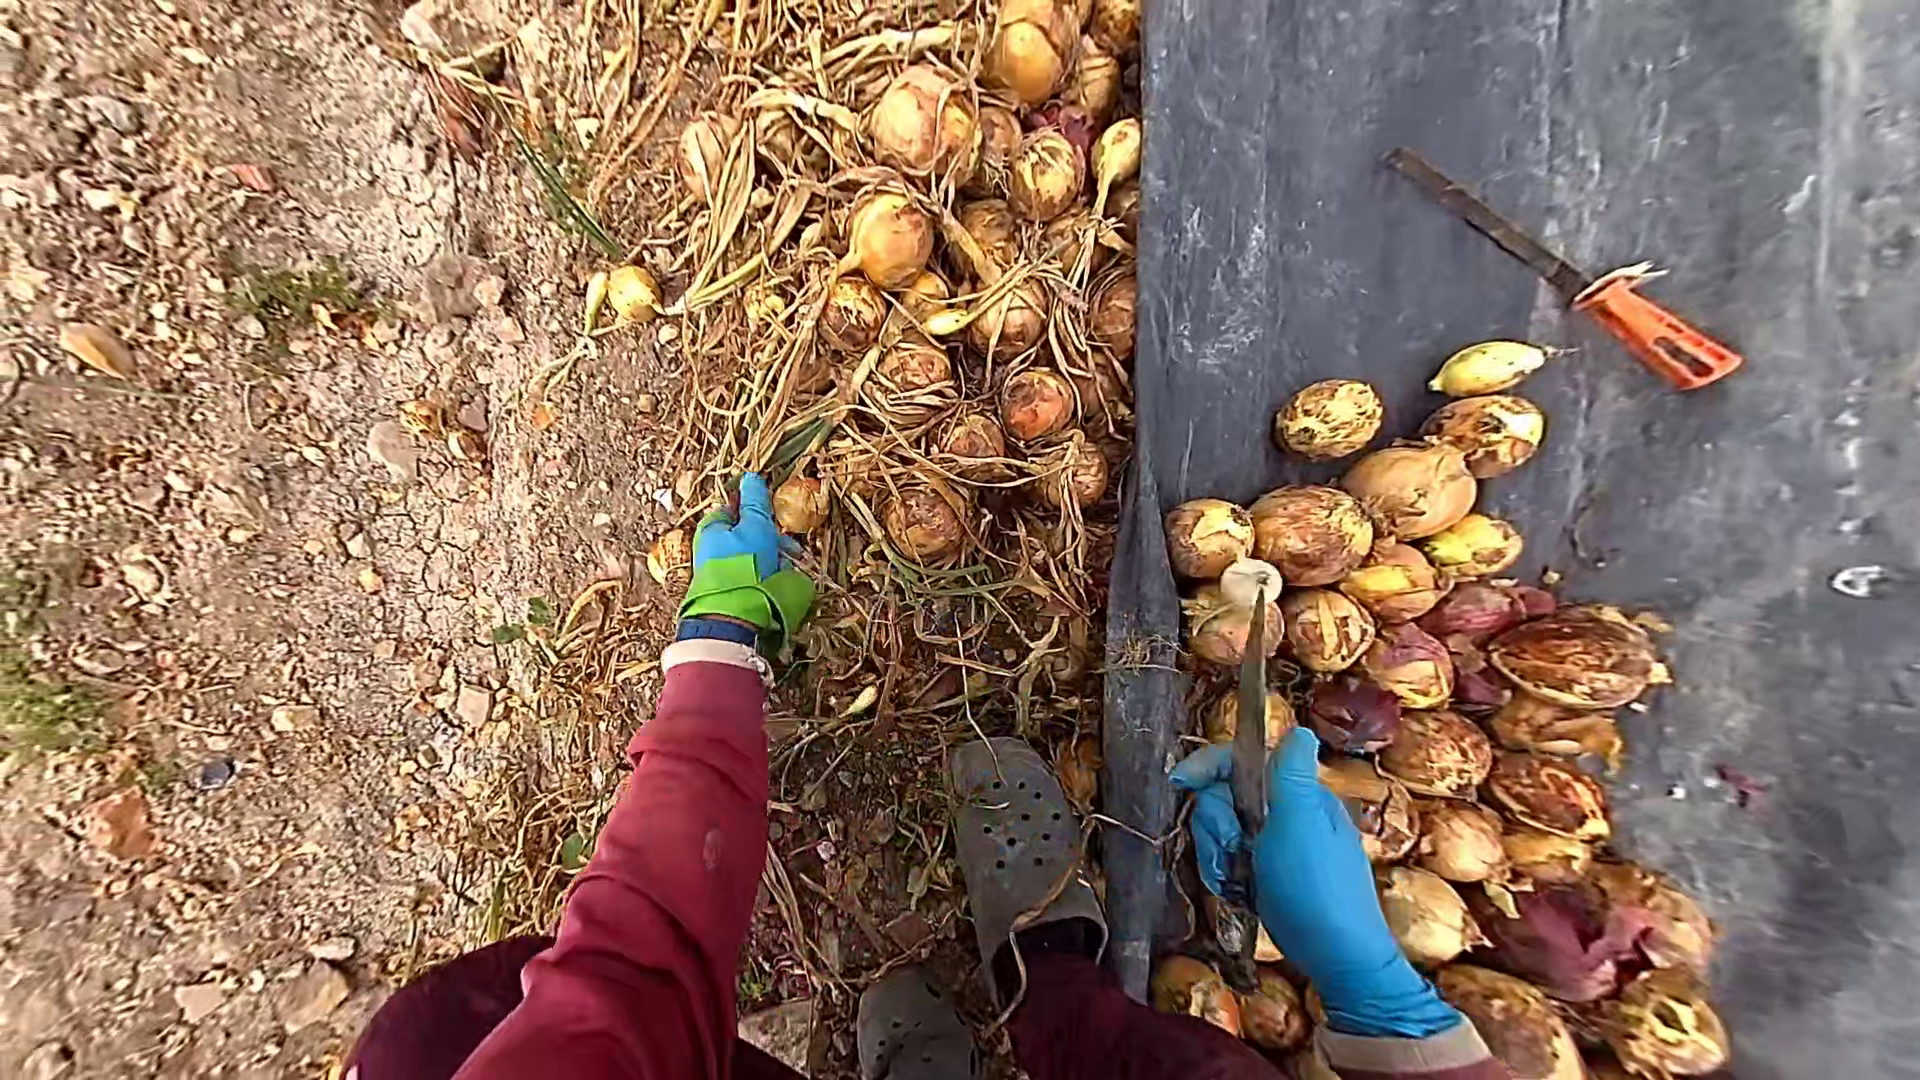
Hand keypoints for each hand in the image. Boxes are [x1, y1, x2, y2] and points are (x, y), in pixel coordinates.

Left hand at [678, 473, 813, 643]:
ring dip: (776, 557)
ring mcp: (723, 569)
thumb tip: (752, 475)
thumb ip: (755, 502)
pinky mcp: (734, 588)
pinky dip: (770, 574)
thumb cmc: (743, 565)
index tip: (775, 517)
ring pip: (758, 552)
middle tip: (788, 546)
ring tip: (786, 569)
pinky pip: (758, 573)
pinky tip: (779, 581)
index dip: (758, 509)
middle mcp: (714, 546)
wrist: (736, 616)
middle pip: (751, 530)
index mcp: (713, 527)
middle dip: (772, 536)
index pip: (738, 507)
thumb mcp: (755, 527)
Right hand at [1169, 729, 1460, 1038]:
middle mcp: (1280, 808)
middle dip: (1216, 820)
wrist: (1338, 960)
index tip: (1180, 782)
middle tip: (1233, 846)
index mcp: (1294, 791)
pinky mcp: (1258, 866)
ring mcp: (1269, 839)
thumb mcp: (1303, 824)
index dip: (1206, 765)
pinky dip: (1219, 867)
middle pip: (1220, 791)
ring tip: (1235, 872)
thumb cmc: (1317, 886)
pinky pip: (1221, 851)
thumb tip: (1301, 730)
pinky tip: (1234, 885)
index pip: (1239, 759)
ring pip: (1216, 823)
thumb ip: (1294, 773)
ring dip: (1215, 848)